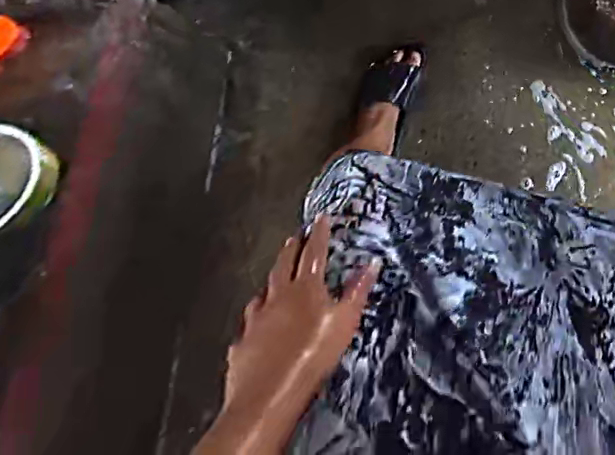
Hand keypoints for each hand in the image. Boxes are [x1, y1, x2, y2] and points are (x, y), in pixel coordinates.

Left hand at [194, 215, 378, 454]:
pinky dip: (256, 314)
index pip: (314, 252)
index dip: (319, 233)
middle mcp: (278, 296)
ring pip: (264, 289)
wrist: (267, 396)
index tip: (321, 218)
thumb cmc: (312, 356)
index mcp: (305, 287)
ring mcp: (257, 318)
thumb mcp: (345, 322)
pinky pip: (249, 321)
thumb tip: (371, 264)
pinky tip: (256, 319)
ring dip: (272, 278)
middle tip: (296, 236)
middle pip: (285, 264)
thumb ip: (357, 291)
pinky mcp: (243, 342)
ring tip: (275, 274)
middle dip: (292, 247)